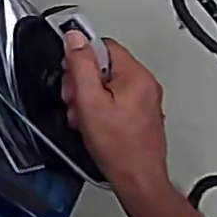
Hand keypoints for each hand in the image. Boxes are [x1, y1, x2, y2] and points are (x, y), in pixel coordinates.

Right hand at [60, 29, 170, 200]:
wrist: (136, 179)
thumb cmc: (118, 145)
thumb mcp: (89, 98)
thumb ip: (81, 64)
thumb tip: (75, 37)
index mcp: (136, 75)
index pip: (102, 45)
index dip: (80, 57)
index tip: (71, 72)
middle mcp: (144, 84)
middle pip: (102, 64)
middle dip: (82, 79)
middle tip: (75, 96)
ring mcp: (144, 100)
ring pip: (105, 81)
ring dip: (87, 94)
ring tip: (83, 113)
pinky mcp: (139, 112)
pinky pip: (112, 96)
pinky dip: (98, 105)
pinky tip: (92, 120)